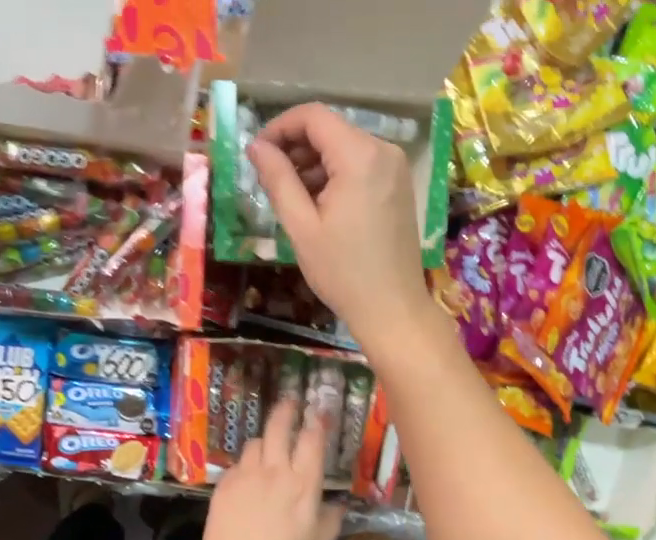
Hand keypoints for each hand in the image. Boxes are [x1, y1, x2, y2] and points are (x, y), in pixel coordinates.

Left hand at [197, 398, 345, 539]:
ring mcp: (245, 475)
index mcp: (303, 485)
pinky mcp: (223, 485)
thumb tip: (338, 504)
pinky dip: (246, 466)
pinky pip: (238, 464)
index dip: (316, 422)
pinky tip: (249, 480)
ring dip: (265, 441)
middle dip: (286, 410)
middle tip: (290, 403)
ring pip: (256, 442)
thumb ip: (331, 519)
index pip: (312, 439)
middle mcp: (274, 472)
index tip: (318, 413)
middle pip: (279, 426)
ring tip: (269, 449)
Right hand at [247, 104, 430, 345]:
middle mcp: (383, 150)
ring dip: (314, 164)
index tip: (257, 153)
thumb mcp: (301, 227)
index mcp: (359, 155)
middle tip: (269, 179)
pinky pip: (361, 165)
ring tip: (291, 197)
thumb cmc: (342, 272)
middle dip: (296, 147)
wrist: (392, 307)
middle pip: (331, 129)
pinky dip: (336, 175)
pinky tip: (319, 206)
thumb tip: (256, 147)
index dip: (280, 127)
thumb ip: (278, 180)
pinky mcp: (399, 185)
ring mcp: (396, 167)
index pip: (313, 116)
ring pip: (345, 147)